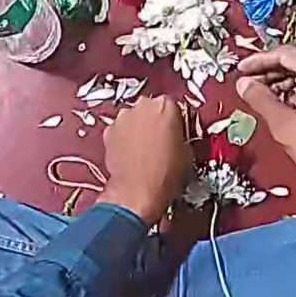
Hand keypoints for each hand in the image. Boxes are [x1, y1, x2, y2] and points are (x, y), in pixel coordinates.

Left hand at [100, 97, 191, 224]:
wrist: (138, 191)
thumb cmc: (167, 172)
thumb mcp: (187, 151)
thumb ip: (180, 134)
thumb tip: (176, 137)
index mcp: (166, 105)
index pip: (172, 105)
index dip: (173, 120)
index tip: (174, 132)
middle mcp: (143, 105)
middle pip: (150, 108)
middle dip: (153, 120)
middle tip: (158, 140)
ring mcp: (123, 117)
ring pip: (133, 118)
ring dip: (137, 128)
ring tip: (142, 149)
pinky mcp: (108, 131)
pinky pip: (119, 130)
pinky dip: (123, 138)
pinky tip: (129, 154)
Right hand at [236, 46, 295, 190]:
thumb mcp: (286, 126)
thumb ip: (261, 99)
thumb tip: (244, 84)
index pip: (288, 55)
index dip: (261, 61)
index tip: (242, 69)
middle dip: (272, 74)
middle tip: (249, 85)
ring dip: (284, 85)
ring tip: (262, 98)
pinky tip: (282, 107)